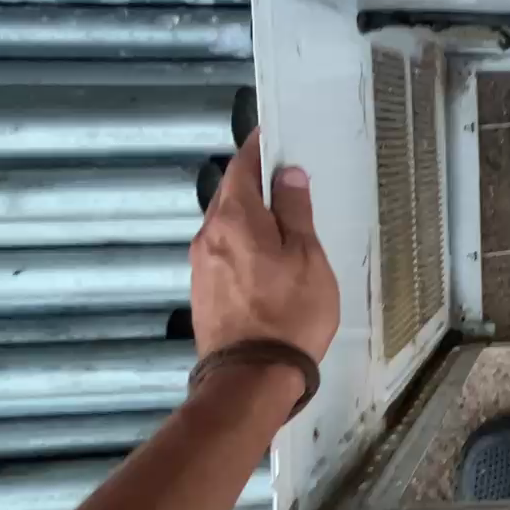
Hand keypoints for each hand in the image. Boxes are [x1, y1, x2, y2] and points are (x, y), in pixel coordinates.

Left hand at [189, 132, 339, 362]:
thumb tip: (289, 176)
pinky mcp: (204, 289)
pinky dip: (244, 236)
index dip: (258, 148)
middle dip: (254, 178)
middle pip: (229, 194)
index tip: (273, 133)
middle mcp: (208, 236)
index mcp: (235, 221)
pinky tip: (266, 248)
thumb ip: (296, 213)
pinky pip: (224, 247)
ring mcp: (201, 265)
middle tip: (285, 172)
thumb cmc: (291, 312)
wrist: (253, 376)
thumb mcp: (307, 256)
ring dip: (250, 210)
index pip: (242, 168)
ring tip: (282, 212)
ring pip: (225, 222)